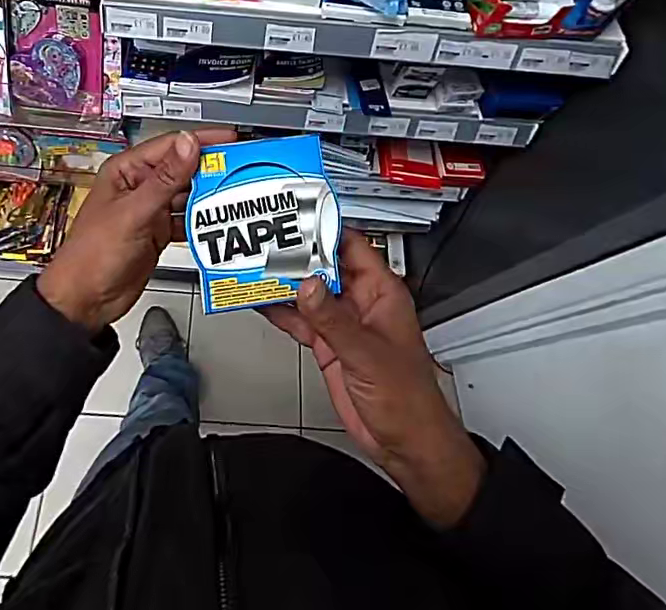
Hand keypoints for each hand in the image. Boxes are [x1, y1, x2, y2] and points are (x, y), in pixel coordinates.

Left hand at [38, 127, 234, 331]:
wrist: (84, 301)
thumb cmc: (91, 255)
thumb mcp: (133, 212)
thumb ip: (164, 178)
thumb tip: (188, 145)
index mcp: (126, 171)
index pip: (171, 145)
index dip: (201, 141)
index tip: (229, 139)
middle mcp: (139, 186)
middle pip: (182, 168)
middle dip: (210, 168)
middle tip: (239, 167)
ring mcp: (149, 209)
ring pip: (186, 194)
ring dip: (207, 195)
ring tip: (231, 193)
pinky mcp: (157, 231)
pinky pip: (186, 219)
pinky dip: (200, 221)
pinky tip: (214, 223)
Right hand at [262, 232, 484, 528]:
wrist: (405, 444)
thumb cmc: (408, 399)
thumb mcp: (367, 353)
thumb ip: (333, 320)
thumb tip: (307, 287)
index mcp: (382, 292)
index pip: (352, 247)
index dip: (326, 232)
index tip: (299, 221)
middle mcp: (362, 302)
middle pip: (325, 267)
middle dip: (298, 258)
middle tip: (267, 247)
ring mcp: (344, 324)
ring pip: (310, 293)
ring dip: (286, 284)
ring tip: (257, 270)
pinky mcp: (330, 346)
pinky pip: (302, 320)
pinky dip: (282, 312)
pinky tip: (263, 303)